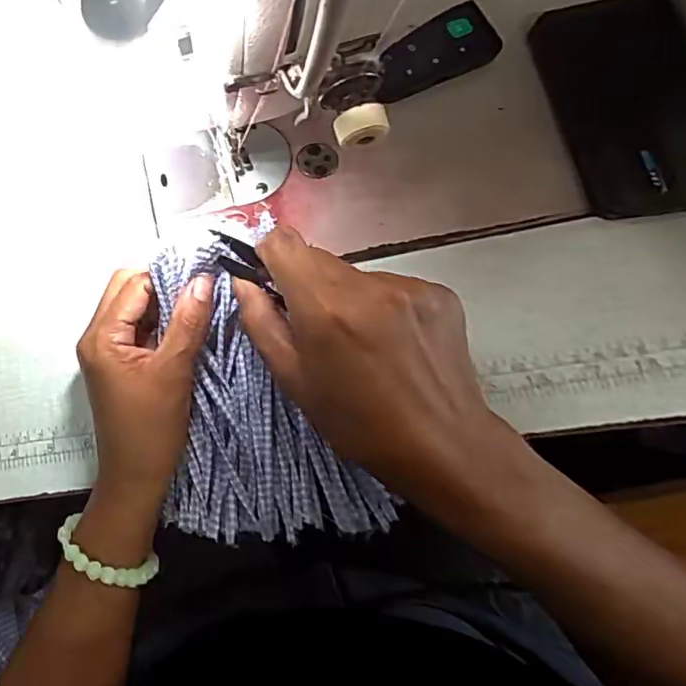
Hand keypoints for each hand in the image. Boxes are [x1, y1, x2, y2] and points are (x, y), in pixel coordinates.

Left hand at [76, 269, 214, 500]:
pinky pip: (139, 329)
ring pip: (135, 308)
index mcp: (101, 337)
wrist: (136, 478)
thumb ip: (188, 322)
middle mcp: (96, 337)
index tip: (203, 280)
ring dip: (164, 306)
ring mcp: (106, 350)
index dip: (168, 277)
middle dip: (164, 286)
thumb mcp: (174, 372)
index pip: (133, 283)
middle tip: (199, 298)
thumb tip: (202, 280)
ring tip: (197, 315)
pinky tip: (185, 333)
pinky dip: (161, 325)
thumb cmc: (150, 432)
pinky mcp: (119, 363)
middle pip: (128, 288)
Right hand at [230, 227, 526, 513]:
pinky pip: (391, 286)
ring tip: (360, 343)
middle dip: (308, 285)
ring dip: (347, 297)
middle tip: (316, 328)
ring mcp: (409, 286)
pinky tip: (392, 342)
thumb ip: (261, 322)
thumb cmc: (357, 422)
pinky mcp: (438, 292)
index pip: (283, 242)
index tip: (270, 279)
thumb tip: (245, 281)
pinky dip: (382, 306)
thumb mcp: (293, 380)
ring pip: (355, 274)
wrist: (440, 444)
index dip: (269, 255)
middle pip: (319, 258)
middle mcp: (368, 286)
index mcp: (325, 307)